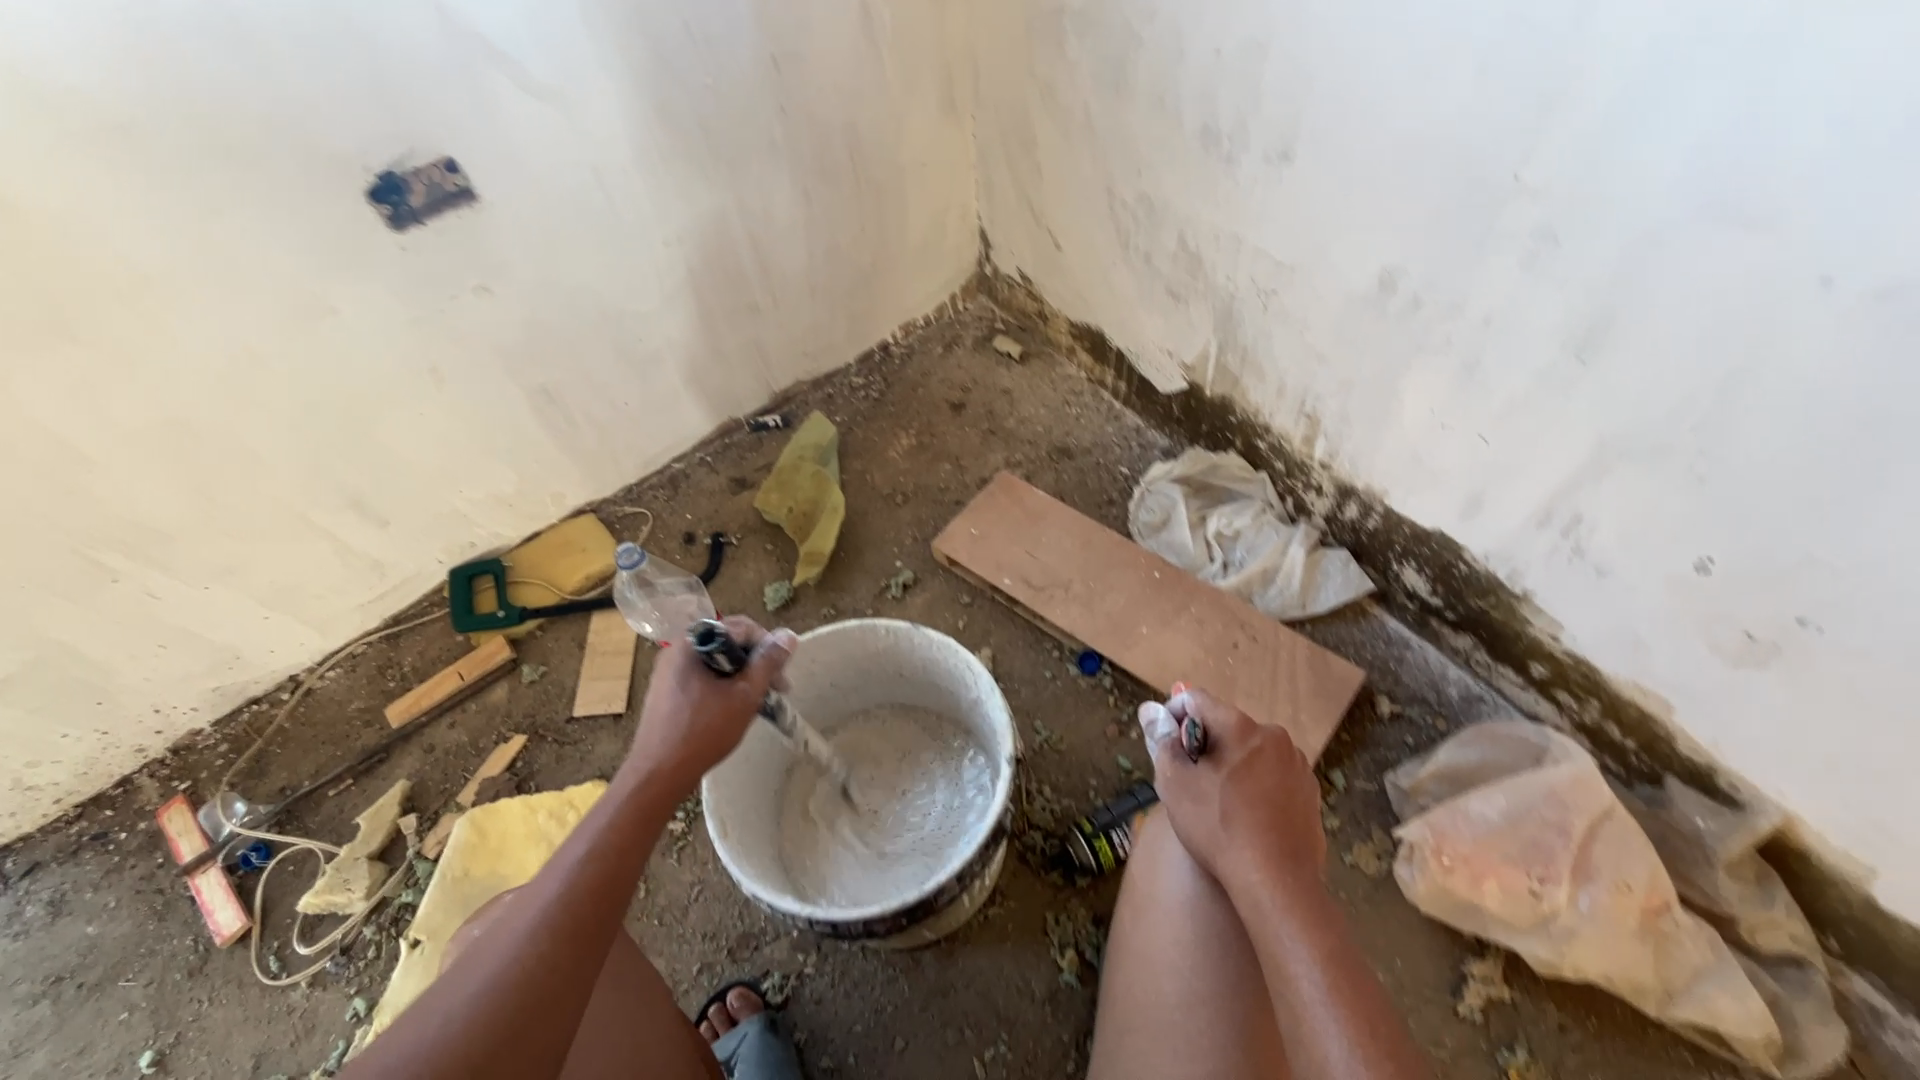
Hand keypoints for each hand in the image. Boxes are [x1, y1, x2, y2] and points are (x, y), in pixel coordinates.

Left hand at [626, 616, 796, 795]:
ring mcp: (670, 670)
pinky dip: (724, 686)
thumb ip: (768, 662)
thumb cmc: (703, 732)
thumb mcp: (745, 695)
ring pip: (718, 661)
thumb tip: (789, 636)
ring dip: (742, 677)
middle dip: (756, 663)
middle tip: (775, 690)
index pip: (741, 627)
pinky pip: (704, 676)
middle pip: (728, 642)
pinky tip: (734, 708)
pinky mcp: (668, 690)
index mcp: (691, 643)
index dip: (768, 646)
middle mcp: (677, 649)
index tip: (781, 674)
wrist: (658, 774)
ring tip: (757, 702)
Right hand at [1136, 686, 1325, 893]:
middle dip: (1203, 744)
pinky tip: (1247, 816)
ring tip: (1218, 802)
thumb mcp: (1175, 784)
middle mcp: (1274, 736)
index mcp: (1240, 727)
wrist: (1277, 882)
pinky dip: (1255, 784)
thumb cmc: (1218, 827)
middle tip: (1189, 780)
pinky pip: (1272, 775)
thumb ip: (1162, 740)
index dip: (1173, 715)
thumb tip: (1151, 710)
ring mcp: (1297, 764)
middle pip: (1226, 726)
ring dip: (1231, 763)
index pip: (1196, 699)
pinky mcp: (1310, 792)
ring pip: (1251, 751)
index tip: (1165, 744)